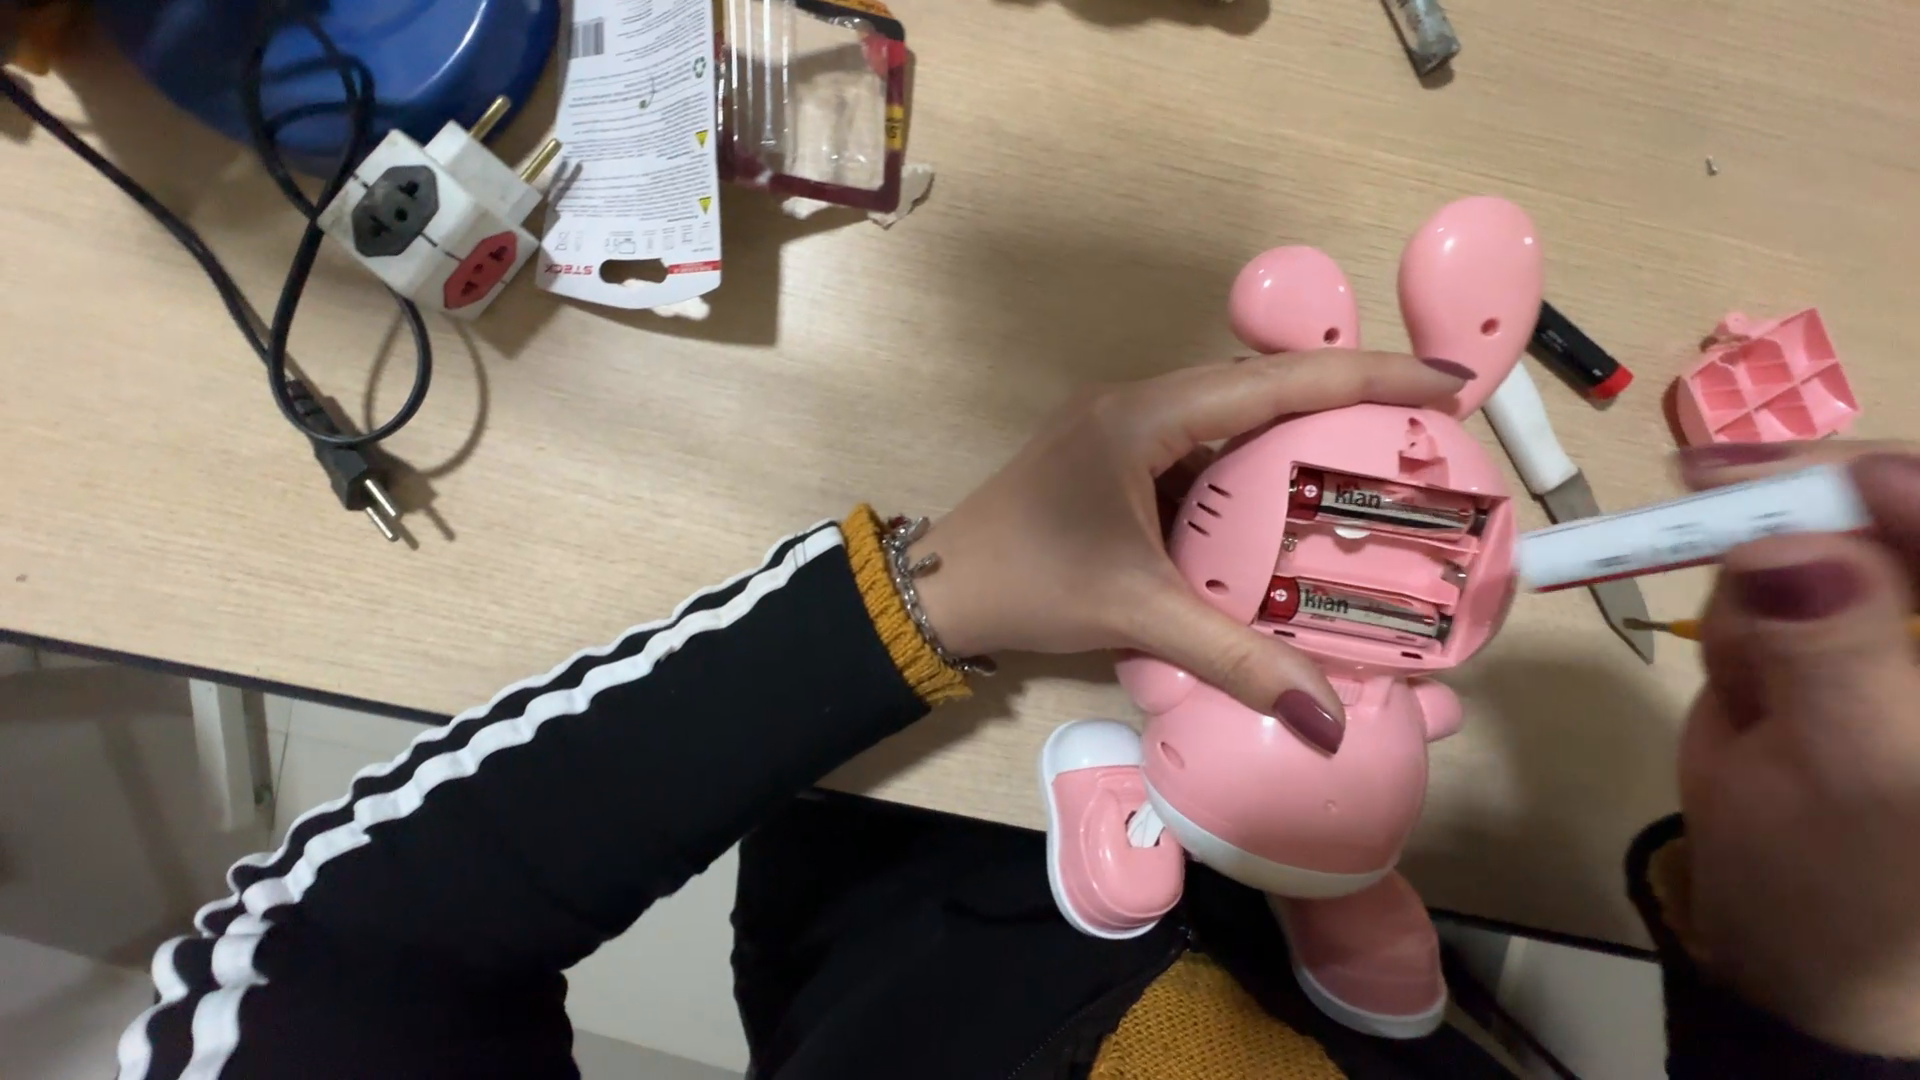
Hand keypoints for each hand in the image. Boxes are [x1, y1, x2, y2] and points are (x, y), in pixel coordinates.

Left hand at [909, 352, 1474, 751]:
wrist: (946, 587)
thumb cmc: (1030, 584)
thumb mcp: (1139, 612)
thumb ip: (1237, 660)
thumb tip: (1331, 720)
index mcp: (1142, 417)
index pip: (1271, 382)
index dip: (1365, 376)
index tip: (1446, 384)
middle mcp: (1133, 406)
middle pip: (1253, 390)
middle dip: (1335, 404)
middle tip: (1413, 435)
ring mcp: (1117, 430)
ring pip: (1222, 421)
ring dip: (1284, 442)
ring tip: (1360, 470)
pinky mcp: (1109, 459)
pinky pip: (1191, 452)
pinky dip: (1238, 474)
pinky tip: (1275, 511)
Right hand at [1674, 441, 1919, 1056]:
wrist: (1796, 933)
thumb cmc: (1848, 884)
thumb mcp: (1847, 773)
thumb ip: (1834, 657)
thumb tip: (1788, 550)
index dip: (1894, 485)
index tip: (1766, 472)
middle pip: (1896, 519)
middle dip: (1807, 512)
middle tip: (1698, 480)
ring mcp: (1899, 633)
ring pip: (1821, 549)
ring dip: (1755, 588)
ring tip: (1743, 678)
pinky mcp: (1840, 645)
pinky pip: (1774, 592)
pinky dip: (1737, 619)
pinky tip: (1744, 681)